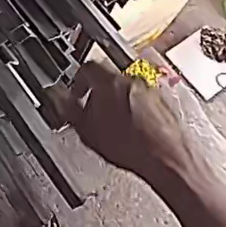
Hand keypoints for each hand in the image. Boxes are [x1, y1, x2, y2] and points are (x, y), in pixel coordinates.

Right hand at [60, 58, 214, 185]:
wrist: (169, 159)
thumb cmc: (135, 148)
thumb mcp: (88, 131)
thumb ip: (67, 108)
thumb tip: (55, 95)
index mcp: (111, 80)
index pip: (87, 67)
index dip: (78, 81)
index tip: (76, 93)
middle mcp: (133, 77)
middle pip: (109, 75)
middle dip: (99, 92)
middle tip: (94, 112)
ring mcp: (152, 86)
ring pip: (127, 86)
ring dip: (119, 100)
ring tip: (115, 124)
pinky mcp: (167, 98)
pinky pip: (144, 96)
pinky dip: (136, 107)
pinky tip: (134, 129)